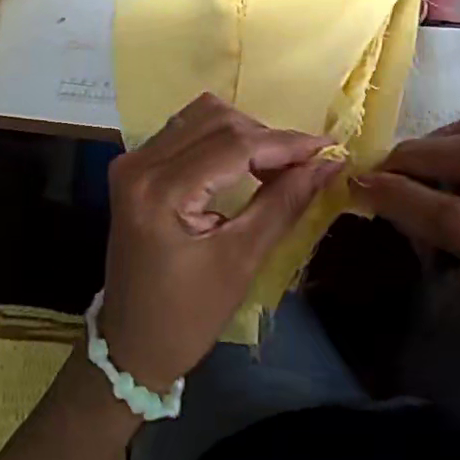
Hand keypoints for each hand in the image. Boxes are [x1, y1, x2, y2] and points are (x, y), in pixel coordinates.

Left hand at [99, 94, 343, 387]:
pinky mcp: (135, 167)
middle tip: (303, 166)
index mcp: (160, 191)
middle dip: (267, 137)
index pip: (234, 145)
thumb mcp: (242, 261)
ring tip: (277, 166)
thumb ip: (284, 203)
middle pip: (217, 120)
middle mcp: (139, 164)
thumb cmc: (188, 315)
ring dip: (245, 133)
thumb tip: (327, 164)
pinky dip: (222, 139)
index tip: (329, 149)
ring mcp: (132, 162)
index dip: (286, 143)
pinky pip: (186, 131)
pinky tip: (246, 164)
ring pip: (201, 117)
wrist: (131, 342)